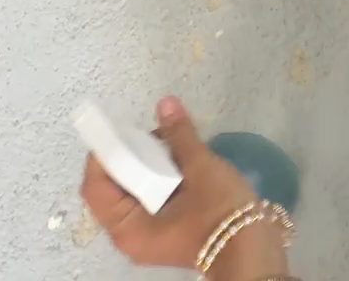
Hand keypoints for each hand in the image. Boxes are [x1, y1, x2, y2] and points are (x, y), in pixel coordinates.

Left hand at [80, 96, 286, 278]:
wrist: (252, 246)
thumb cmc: (219, 210)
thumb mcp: (200, 168)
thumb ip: (180, 135)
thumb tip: (165, 103)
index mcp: (128, 229)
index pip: (96, 189)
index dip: (103, 155)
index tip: (121, 128)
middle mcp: (131, 236)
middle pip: (114, 189)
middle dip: (131, 156)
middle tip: (156, 132)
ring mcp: (149, 235)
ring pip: (135, 192)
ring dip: (148, 165)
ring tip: (174, 141)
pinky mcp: (167, 229)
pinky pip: (151, 198)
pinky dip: (159, 177)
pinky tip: (181, 160)